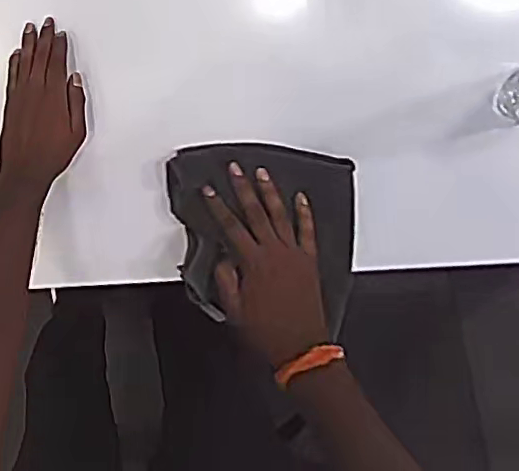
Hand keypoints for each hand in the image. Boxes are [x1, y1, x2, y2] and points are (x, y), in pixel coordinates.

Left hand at [0, 18, 86, 197]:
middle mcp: (35, 90)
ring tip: (30, 29)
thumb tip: (75, 81)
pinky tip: (16, 54)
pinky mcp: (11, 101)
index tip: (60, 34)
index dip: (59, 45)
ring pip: (25, 61)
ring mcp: (21, 94)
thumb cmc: (51, 152)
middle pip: (41, 56)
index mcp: (54, 95)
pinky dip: (14, 61)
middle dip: (44, 38)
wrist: (24, 168)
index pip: (57, 62)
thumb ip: (76, 102)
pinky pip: (13, 74)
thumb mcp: (76, 131)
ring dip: (28, 44)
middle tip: (46, 23)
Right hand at [201, 162, 331, 366]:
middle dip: (242, 187)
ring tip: (261, 173)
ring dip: (270, 191)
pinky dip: (305, 213)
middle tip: (235, 168)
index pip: (230, 225)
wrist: (303, 351)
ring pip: (280, 215)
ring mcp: (294, 254)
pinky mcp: (309, 261)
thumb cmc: (266, 332)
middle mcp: (274, 252)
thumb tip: (222, 255)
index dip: (217, 205)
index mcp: (253, 262)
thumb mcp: (233, 309)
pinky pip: (308, 232)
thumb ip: (225, 278)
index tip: (208, 189)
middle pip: (255, 212)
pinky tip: (301, 197)